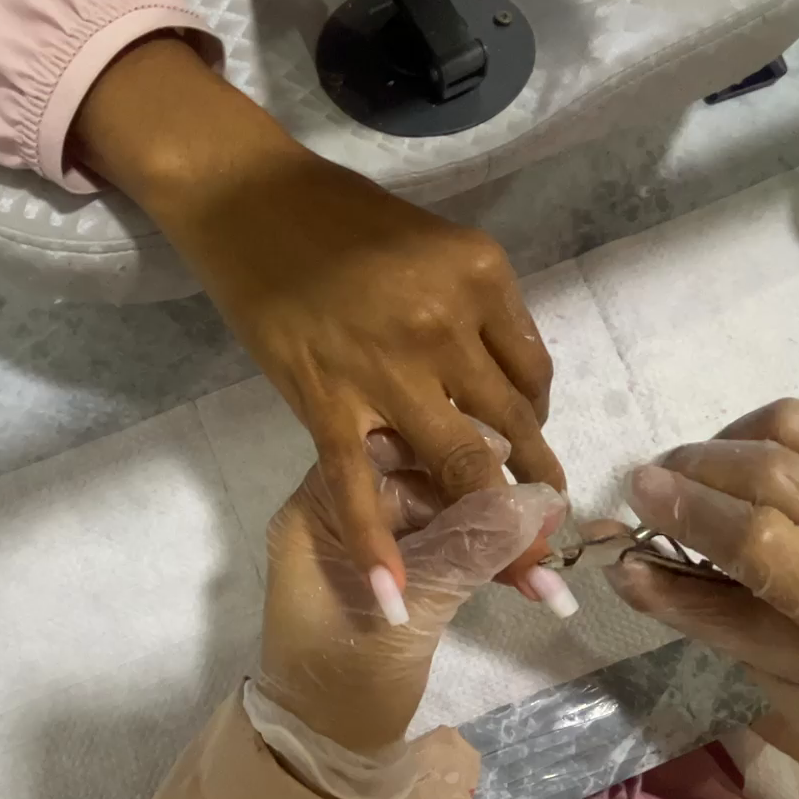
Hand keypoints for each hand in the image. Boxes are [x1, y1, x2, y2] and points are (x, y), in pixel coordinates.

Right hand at [74, 37, 568, 614]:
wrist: (247, 202)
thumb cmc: (340, 217)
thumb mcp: (433, 246)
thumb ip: (470, 311)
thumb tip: (489, 381)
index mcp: (482, 277)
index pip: (533, 372)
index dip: (537, 424)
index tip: (528, 452)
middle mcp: (447, 325)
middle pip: (510, 428)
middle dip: (536, 491)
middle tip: (551, 536)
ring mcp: (387, 370)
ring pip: (457, 462)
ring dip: (490, 522)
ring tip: (516, 568)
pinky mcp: (328, 404)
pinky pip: (360, 486)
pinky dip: (379, 546)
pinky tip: (395, 596)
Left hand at [259, 433, 566, 752]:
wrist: (324, 752)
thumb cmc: (343, 682)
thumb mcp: (406, 616)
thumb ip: (465, 554)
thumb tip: (534, 503)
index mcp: (317, 513)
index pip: (380, 452)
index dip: (442, 448)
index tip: (503, 455)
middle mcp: (342, 519)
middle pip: (419, 484)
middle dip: (483, 503)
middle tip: (545, 519)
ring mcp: (371, 551)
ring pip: (441, 521)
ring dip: (493, 541)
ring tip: (547, 559)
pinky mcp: (397, 578)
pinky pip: (444, 554)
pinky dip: (483, 566)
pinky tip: (531, 581)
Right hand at [603, 398, 798, 686]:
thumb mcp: (734, 638)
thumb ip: (668, 596)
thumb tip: (609, 553)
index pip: (757, 537)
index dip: (690, 509)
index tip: (636, 491)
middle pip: (769, 471)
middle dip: (693, 469)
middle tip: (656, 484)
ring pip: (789, 427)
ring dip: (724, 442)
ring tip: (705, 474)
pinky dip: (761, 434)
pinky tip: (752, 464)